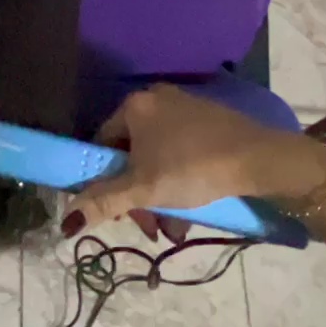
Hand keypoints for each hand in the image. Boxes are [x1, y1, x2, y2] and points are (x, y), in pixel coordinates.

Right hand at [63, 86, 325, 235]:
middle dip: (137, 195)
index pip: (102, 144)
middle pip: (131, 154)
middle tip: (149, 226)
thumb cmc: (193, 168)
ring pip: (157, 157)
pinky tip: (190, 208)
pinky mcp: (208, 121)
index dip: (104, 181)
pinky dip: (179, 180)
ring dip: (159, 194)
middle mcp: (155, 98)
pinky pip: (180, 152)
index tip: (119, 211)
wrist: (260, 159)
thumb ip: (104, 202)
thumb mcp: (144, 189)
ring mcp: (184, 108)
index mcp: (133, 106)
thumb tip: (66, 222)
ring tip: (173, 228)